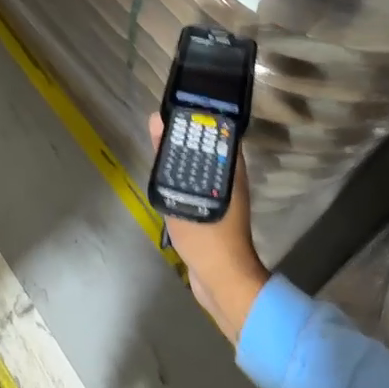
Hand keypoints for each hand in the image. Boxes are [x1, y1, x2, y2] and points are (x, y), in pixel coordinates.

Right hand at [149, 112, 269, 343]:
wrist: (222, 281)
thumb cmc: (208, 236)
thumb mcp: (181, 194)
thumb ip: (168, 156)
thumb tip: (156, 119)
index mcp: (231, 166)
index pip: (218, 127)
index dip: (198, 114)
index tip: (174, 106)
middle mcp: (231, 175)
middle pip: (208, 145)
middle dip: (186, 135)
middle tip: (159, 126)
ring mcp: (224, 194)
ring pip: (202, 165)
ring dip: (182, 157)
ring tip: (157, 147)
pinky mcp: (215, 211)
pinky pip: (198, 184)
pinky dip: (182, 178)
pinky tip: (164, 178)